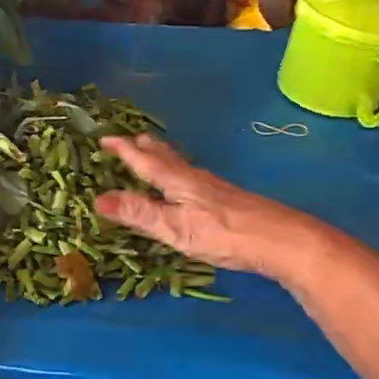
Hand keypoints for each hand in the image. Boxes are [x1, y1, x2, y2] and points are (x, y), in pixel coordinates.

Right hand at [95, 135, 315, 278]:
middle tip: (129, 139)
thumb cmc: (223, 234)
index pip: (145, 161)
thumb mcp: (175, 227)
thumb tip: (98, 199)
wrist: (280, 240)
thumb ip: (139, 213)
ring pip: (179, 165)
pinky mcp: (225, 199)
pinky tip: (184, 183)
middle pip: (165, 156)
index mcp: (178, 182)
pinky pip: (191, 177)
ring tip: (151, 152)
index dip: (124, 150)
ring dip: (161, 157)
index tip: (104, 138)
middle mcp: (194, 178)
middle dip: (144, 147)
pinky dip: (176, 172)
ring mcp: (213, 188)